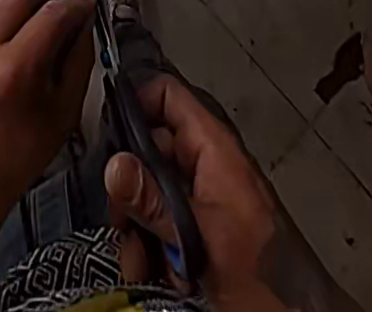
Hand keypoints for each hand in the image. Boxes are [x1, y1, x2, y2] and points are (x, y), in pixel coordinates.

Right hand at [105, 76, 355, 311]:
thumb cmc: (264, 277)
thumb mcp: (201, 238)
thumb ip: (154, 201)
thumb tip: (113, 165)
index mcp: (212, 146)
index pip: (164, 94)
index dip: (133, 103)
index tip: (107, 137)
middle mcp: (203, 160)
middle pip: (147, 145)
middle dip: (128, 185)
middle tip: (120, 221)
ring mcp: (200, 193)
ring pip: (148, 186)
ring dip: (135, 222)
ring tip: (138, 259)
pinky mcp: (198, 224)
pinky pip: (159, 217)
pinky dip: (148, 242)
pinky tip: (149, 269)